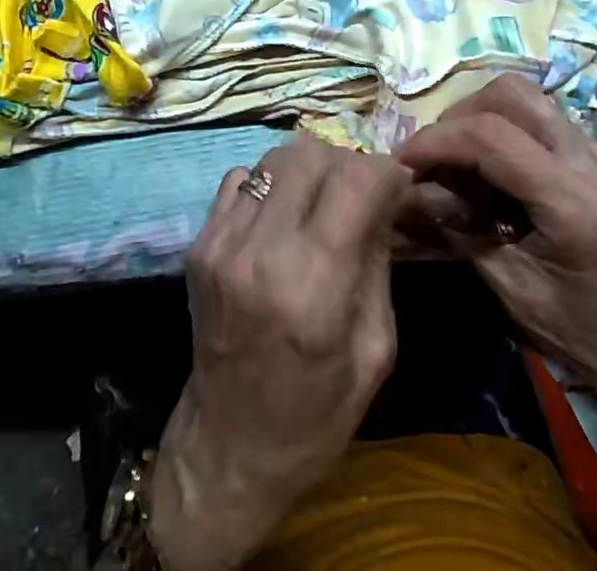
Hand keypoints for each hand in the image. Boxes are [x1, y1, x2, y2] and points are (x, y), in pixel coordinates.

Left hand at [150, 136, 410, 570]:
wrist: (230, 443)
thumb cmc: (317, 412)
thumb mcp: (375, 348)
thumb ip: (377, 262)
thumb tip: (384, 198)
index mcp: (313, 284)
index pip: (355, 179)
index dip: (387, 172)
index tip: (398, 189)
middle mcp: (260, 250)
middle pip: (310, 153)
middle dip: (347, 164)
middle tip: (361, 195)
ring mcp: (220, 242)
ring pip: (273, 158)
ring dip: (308, 170)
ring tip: (322, 203)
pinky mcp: (198, 244)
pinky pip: (239, 180)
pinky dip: (269, 185)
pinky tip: (280, 218)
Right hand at [396, 75, 596, 420]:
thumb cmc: (588, 338)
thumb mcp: (512, 292)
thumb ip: (458, 232)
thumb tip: (407, 192)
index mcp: (578, 204)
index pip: (491, 137)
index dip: (434, 141)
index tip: (400, 164)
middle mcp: (596, 164)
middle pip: (511, 95)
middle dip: (457, 118)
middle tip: (432, 160)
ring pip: (528, 99)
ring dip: (479, 119)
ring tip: (457, 163)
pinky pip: (542, 121)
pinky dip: (503, 133)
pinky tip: (491, 175)